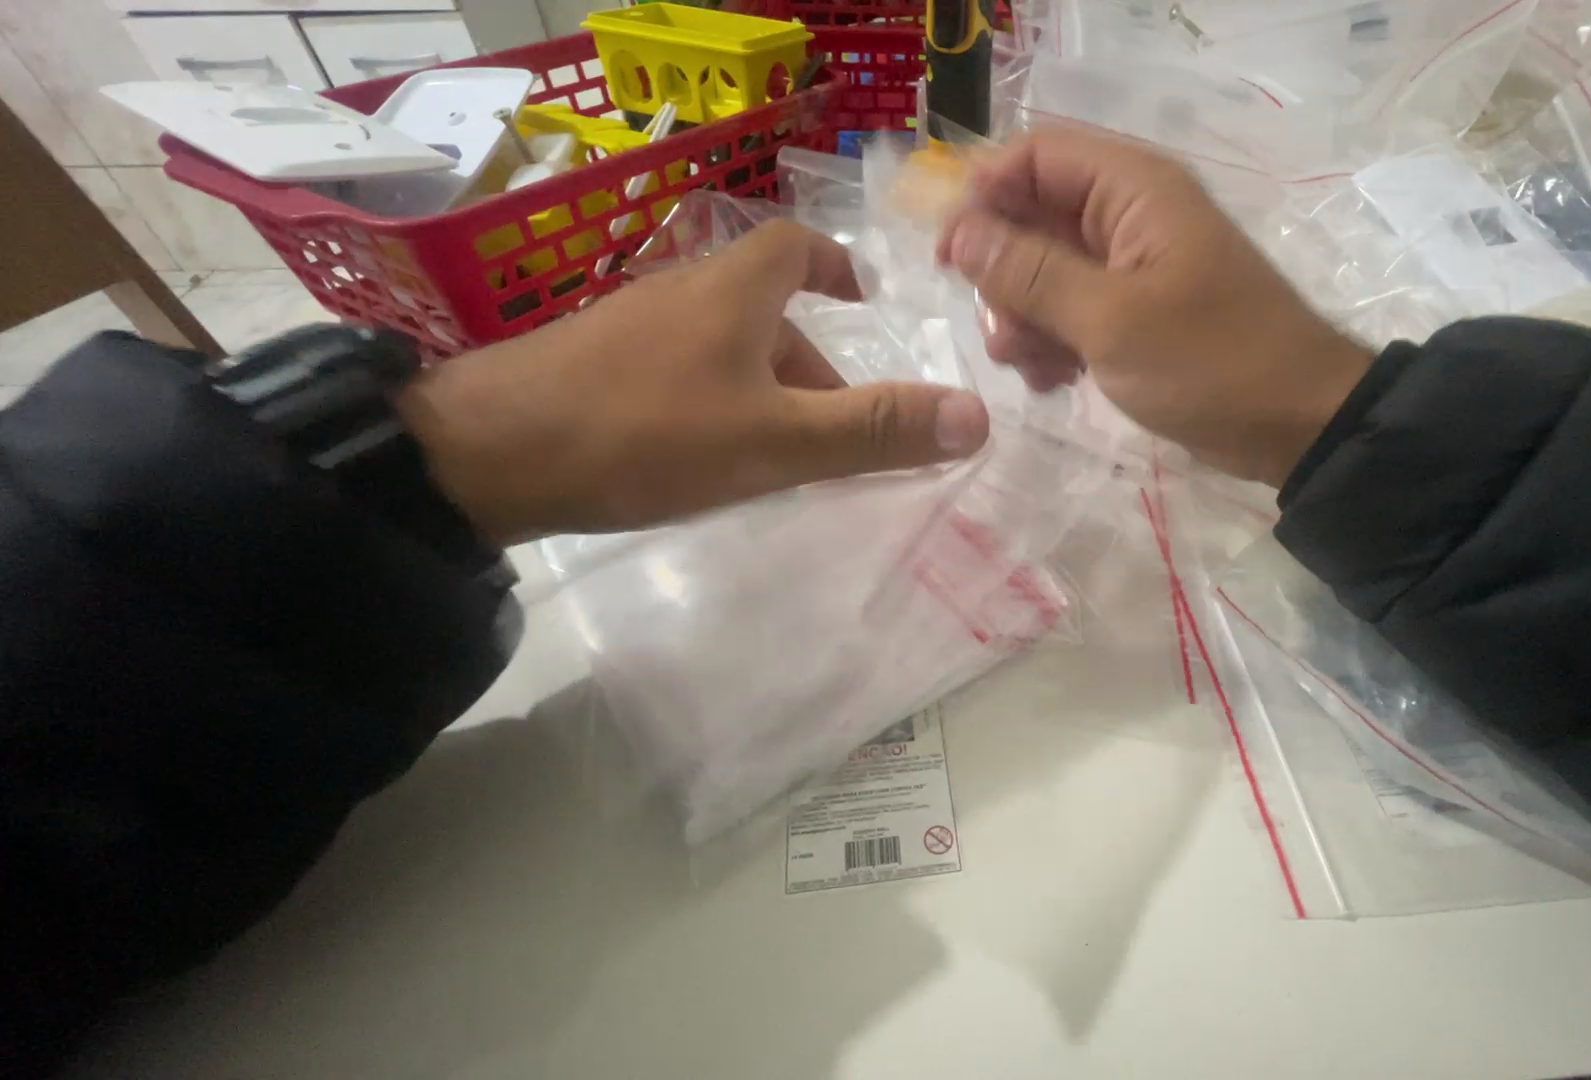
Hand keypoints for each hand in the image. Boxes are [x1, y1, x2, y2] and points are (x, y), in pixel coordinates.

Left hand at [397, 221, 990, 545]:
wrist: (489, 456)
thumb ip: (873, 430)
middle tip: (842, 429)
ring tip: (786, 458)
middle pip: (767, 312)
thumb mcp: (776, 438)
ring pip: (724, 351)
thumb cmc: (647, 433)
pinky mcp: (598, 369)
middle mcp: (683, 293)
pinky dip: (718, 406)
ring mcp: (634, 330)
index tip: (865, 302)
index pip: (795, 246)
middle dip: (812, 364)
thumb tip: (976, 416)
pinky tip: (712, 460)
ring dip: (765, 392)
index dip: (836, 266)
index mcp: (733, 289)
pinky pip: (682, 376)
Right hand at [937, 127, 1373, 488]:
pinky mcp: (1131, 316)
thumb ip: (1029, 273)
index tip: (950, 259)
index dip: (984, 197)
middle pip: (1031, 221)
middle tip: (1006, 337)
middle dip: (1005, 280)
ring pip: (1043, 276)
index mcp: (1132, 189)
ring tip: (1037, 370)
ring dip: (1025, 322)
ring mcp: (1129, 270)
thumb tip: (959, 231)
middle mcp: (1127, 217)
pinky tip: (1056, 383)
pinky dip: (1052, 346)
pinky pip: (1068, 315)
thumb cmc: (1209, 362)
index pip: (1035, 156)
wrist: (1291, 426)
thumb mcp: (1110, 318)